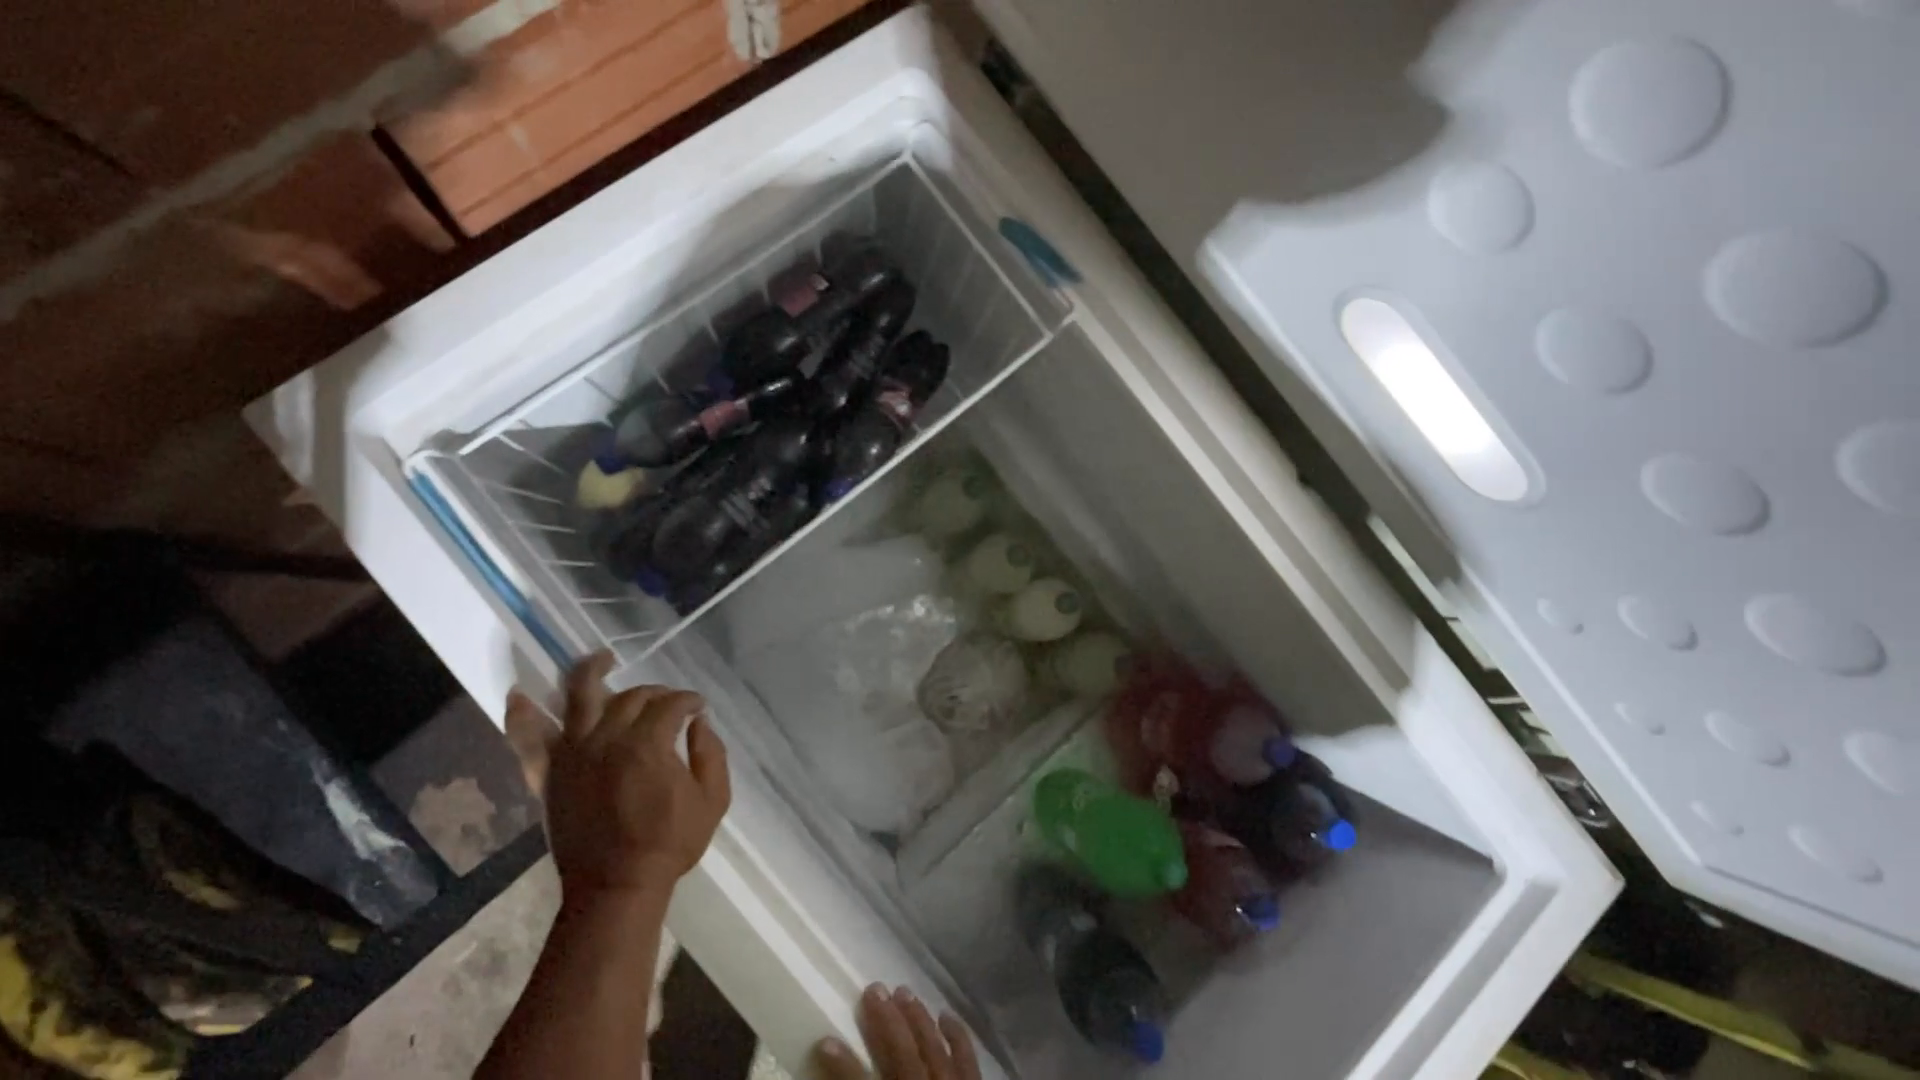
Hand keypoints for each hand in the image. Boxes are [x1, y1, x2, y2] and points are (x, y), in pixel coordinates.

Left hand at [504, 651, 730, 897]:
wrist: (616, 886)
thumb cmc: (669, 844)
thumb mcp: (712, 800)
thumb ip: (711, 754)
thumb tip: (699, 723)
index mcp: (648, 744)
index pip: (670, 704)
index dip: (688, 700)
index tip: (698, 707)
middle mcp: (606, 738)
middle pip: (631, 696)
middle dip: (655, 692)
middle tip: (668, 702)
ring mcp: (572, 753)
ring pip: (577, 696)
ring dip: (590, 671)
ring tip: (604, 658)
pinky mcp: (550, 772)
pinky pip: (528, 737)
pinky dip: (521, 714)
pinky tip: (518, 694)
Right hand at [812, 984, 980, 1079]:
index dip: (842, 1065)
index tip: (824, 1041)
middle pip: (903, 1057)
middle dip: (886, 1023)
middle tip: (872, 990)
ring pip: (935, 1051)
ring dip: (918, 1019)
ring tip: (903, 992)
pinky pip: (967, 1062)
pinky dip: (958, 1036)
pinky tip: (946, 1016)